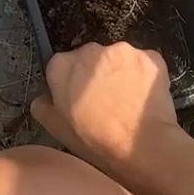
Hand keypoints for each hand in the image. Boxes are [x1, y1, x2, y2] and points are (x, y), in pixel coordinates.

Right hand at [32, 43, 178, 171]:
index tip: (76, 99)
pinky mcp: (151, 57)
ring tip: (125, 101)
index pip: (60, 67)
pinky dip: (142, 75)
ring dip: (118, 74)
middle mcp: (90, 50)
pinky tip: (142, 97)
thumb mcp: (55, 128)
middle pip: (89, 59)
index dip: (68, 84)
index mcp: (61, 65)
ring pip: (117, 60)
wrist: (141, 144)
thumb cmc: (95, 138)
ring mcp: (122, 51)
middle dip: (94, 75)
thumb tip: (43, 99)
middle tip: (103, 102)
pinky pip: (142, 63)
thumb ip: (42, 106)